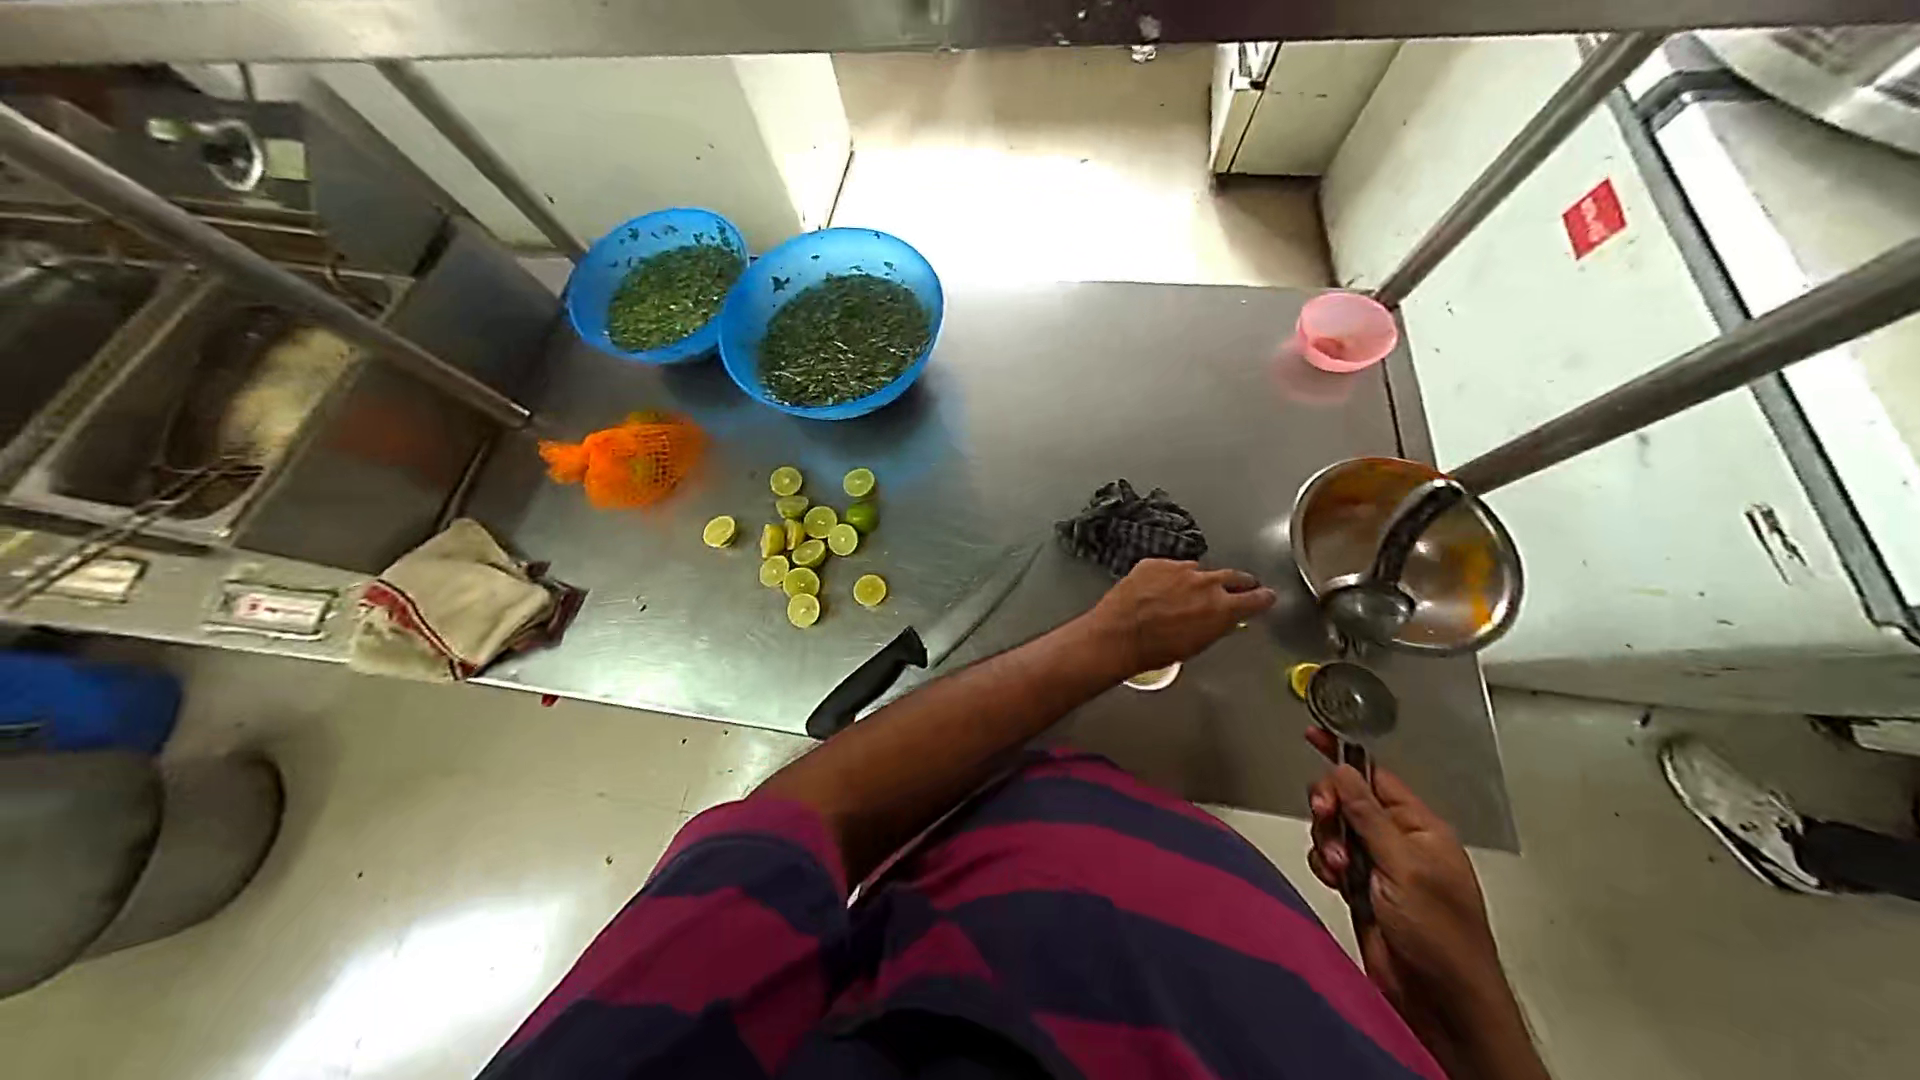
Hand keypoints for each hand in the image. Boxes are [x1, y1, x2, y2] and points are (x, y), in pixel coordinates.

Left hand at [1088, 559, 1275, 673]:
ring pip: (1197, 571)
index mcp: (1222, 607)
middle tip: (1237, 588)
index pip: (1256, 598)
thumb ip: (1217, 626)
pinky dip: (1168, 577)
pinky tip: (1157, 590)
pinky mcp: (1155, 563)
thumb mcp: (1197, 645)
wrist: (1119, 635)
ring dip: (1196, 580)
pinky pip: (1169, 567)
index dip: (1263, 598)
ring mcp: (1179, 569)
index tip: (1265, 597)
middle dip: (1237, 583)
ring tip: (1184, 594)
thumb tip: (1223, 620)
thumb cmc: (1156, 649)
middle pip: (1232, 576)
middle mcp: (1205, 583)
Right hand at [1305, 729, 1547, 1079]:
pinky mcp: (1358, 886)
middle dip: (1330, 807)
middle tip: (1324, 818)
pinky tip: (1334, 880)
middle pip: (1346, 800)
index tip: (1314, 735)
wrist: (1436, 1000)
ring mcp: (1376, 864)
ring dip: (1328, 842)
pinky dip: (1324, 863)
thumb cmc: (1439, 935)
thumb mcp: (1405, 868)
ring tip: (1340, 869)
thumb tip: (1344, 771)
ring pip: (1332, 828)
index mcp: (1420, 828)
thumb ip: (1368, 816)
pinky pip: (1327, 856)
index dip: (1345, 756)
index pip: (1376, 777)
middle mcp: (1397, 840)